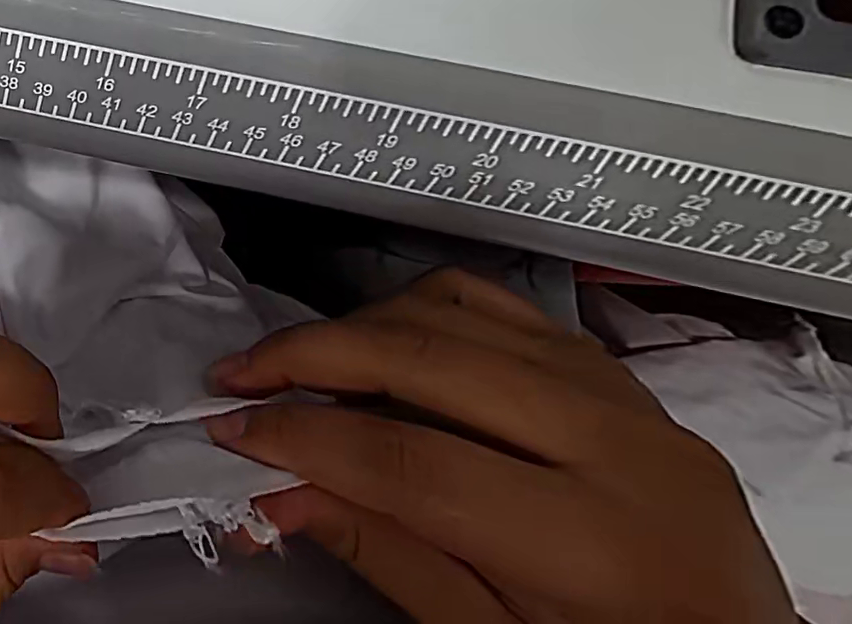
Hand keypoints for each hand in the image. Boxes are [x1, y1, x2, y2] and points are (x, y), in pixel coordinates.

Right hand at [204, 269, 797, 623]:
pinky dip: (406, 305)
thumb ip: (382, 554)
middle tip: (236, 374)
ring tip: (296, 364)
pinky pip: (479, 298)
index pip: (413, 464)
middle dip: (305, 357)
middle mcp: (623, 445)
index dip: (302, 440)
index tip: (228, 430)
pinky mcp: (598, 360)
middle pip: (420, 359)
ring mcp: (617, 387)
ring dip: (348, 328)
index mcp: (611, 548)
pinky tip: (373, 337)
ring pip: (441, 311)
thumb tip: (271, 488)